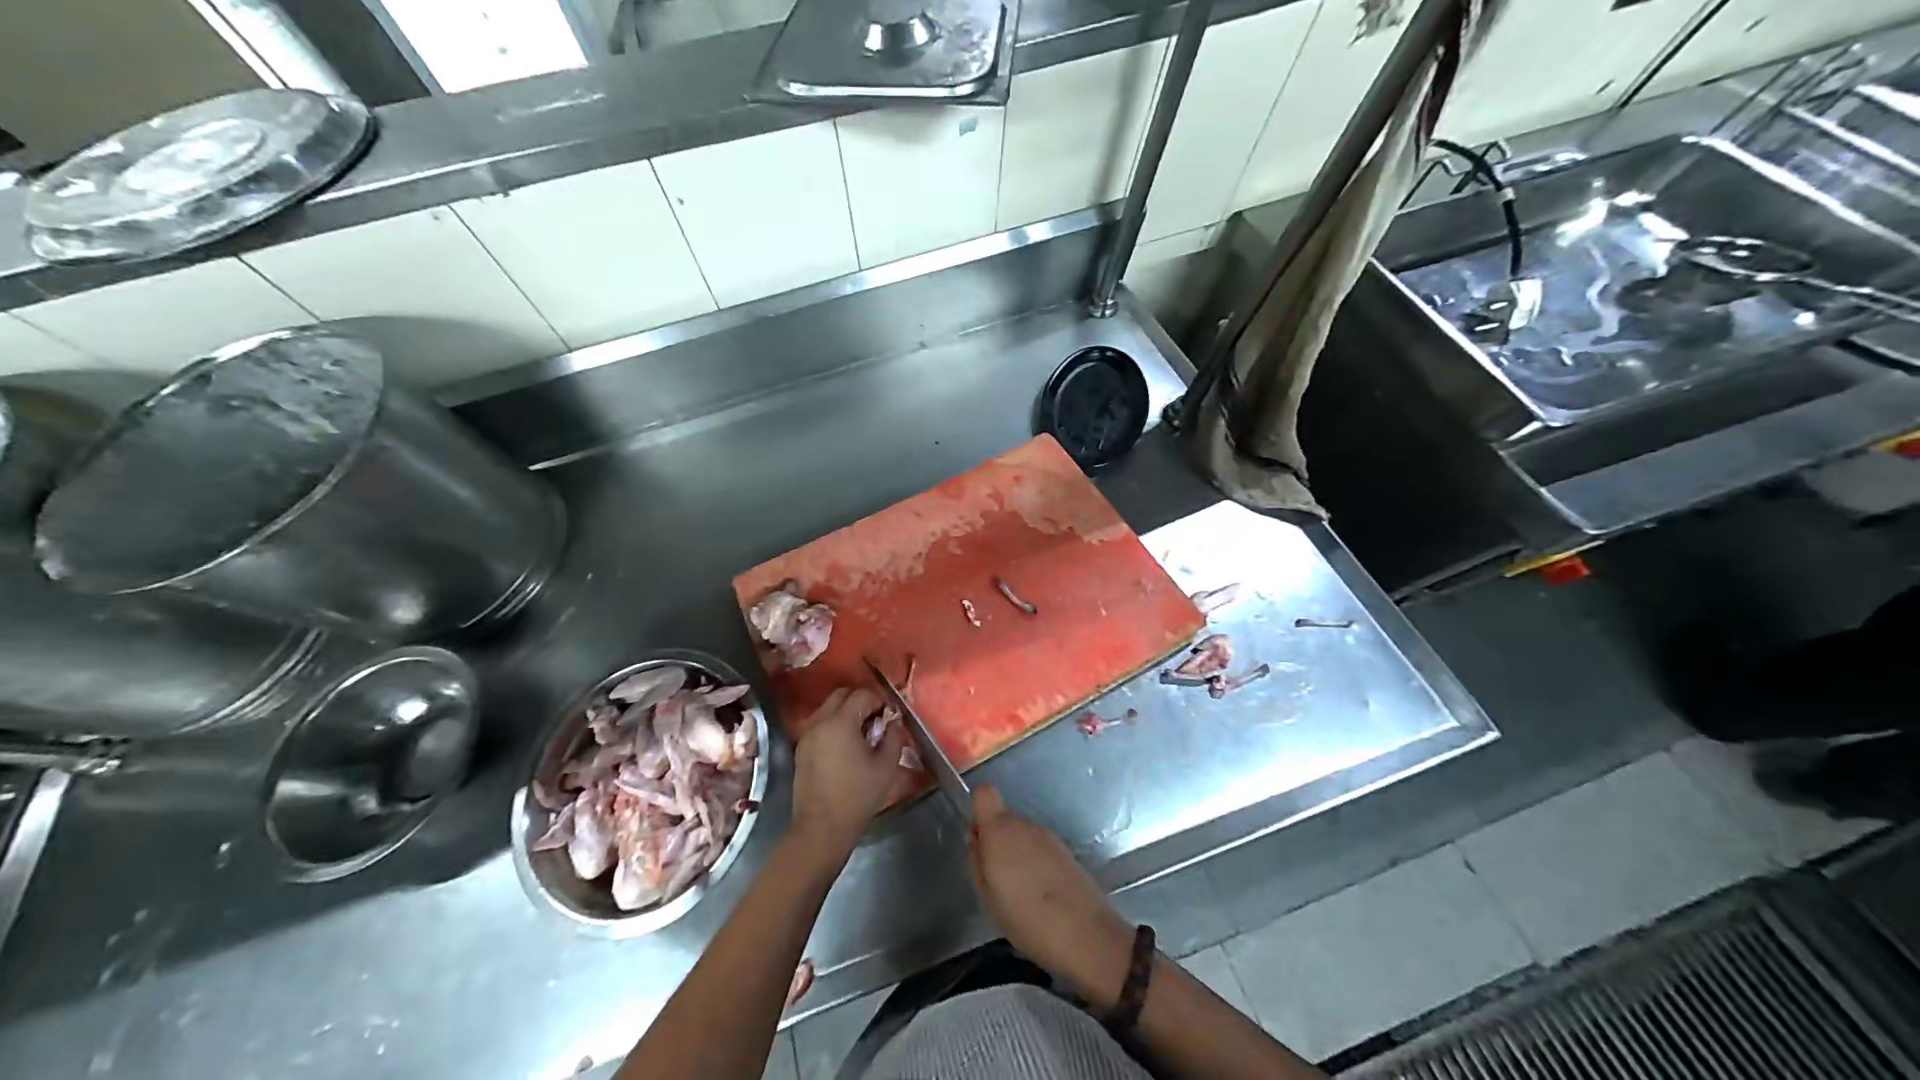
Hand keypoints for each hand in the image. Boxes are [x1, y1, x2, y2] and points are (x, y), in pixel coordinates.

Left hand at [791, 687, 907, 860]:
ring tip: (862, 733)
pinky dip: (834, 724)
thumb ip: (893, 737)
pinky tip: (846, 745)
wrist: (822, 826)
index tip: (889, 715)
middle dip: (861, 701)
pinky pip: (820, 723)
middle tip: (876, 719)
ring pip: (828, 708)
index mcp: (840, 722)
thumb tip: (894, 721)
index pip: (861, 694)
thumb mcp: (886, 766)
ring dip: (846, 711)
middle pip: (841, 694)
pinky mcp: (801, 748)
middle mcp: (819, 722)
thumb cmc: (858, 796)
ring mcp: (807, 734)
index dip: (878, 700)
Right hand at [967, 785, 1134, 1008]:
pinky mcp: (1066, 851)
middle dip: (996, 839)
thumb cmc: (1027, 919)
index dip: (977, 809)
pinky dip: (1034, 863)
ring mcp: (1049, 836)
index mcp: (1000, 830)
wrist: (1086, 935)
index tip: (977, 839)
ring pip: (1021, 834)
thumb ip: (977, 860)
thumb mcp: (987, 896)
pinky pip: (1039, 848)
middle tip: (995, 877)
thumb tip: (976, 838)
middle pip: (1003, 817)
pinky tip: (1039, 895)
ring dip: (1016, 853)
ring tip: (1019, 892)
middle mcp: (1025, 825)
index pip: (983, 793)